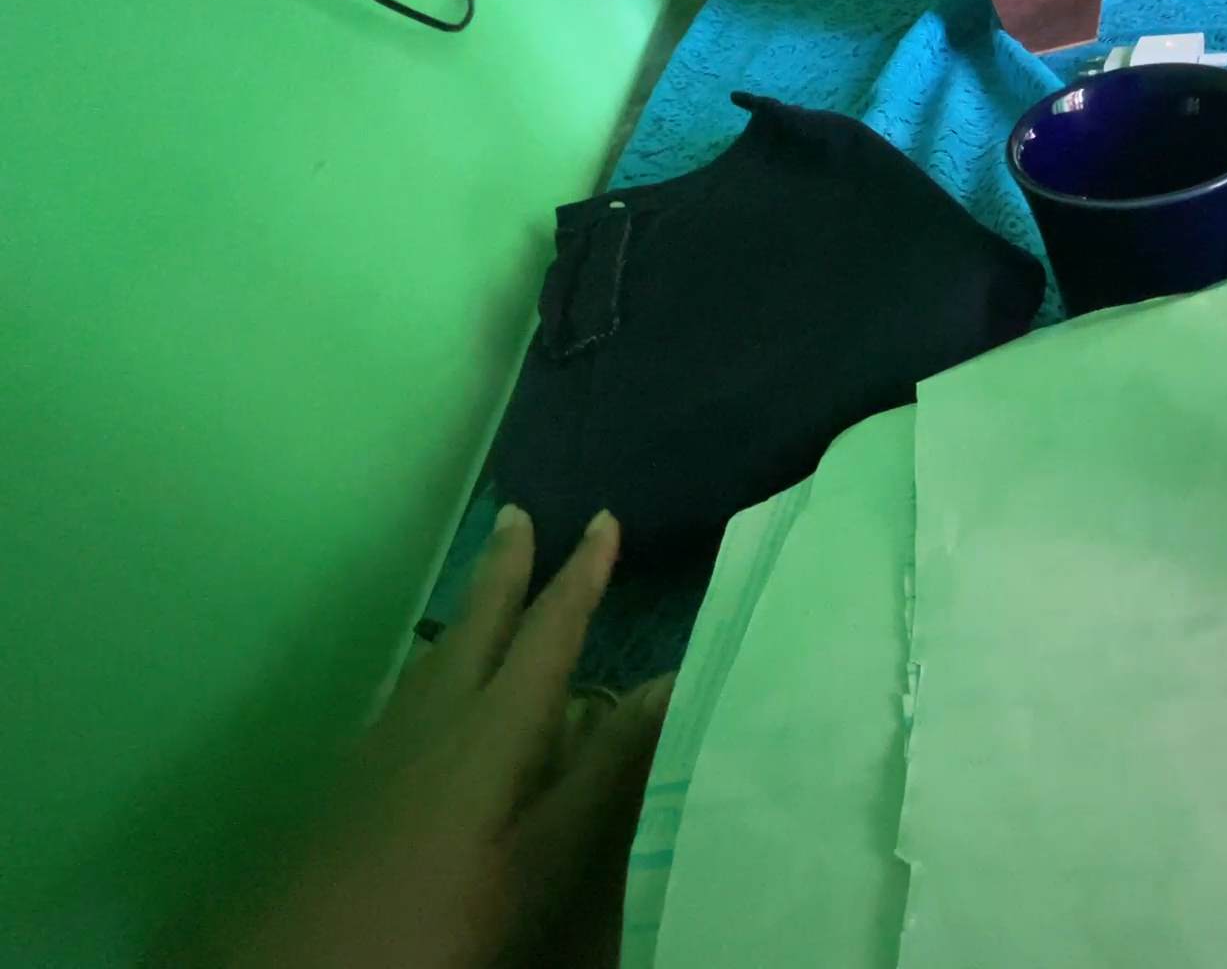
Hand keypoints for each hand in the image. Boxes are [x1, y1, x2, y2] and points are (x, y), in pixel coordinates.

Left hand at [210, 507, 671, 968]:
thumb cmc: (442, 914)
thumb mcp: (546, 850)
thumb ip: (608, 764)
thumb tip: (671, 680)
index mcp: (494, 725)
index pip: (550, 629)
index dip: (581, 572)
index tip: (602, 519)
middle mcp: (438, 715)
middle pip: (478, 621)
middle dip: (504, 563)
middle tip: (515, 512)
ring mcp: (387, 743)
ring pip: (438, 651)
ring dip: (472, 604)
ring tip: (488, 577)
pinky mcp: (356, 776)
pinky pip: (412, 687)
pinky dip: (442, 655)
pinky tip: (439, 682)